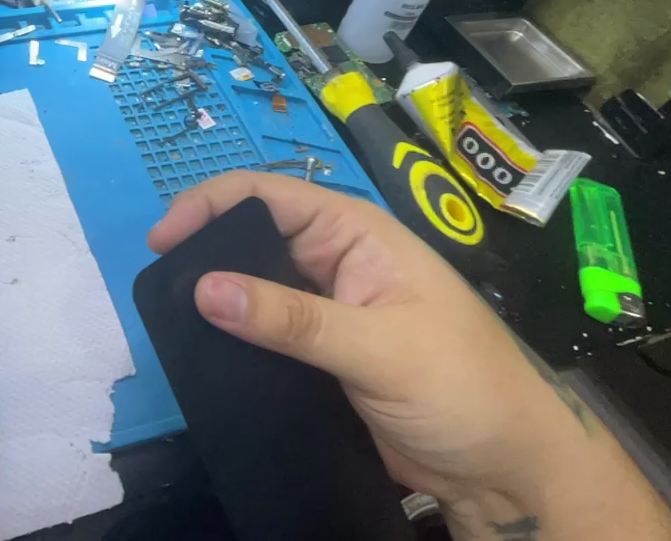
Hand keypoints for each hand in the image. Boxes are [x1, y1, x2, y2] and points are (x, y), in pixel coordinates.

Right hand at [148, 172, 670, 539]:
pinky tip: (203, 343)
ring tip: (170, 311)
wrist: (511, 477)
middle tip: (159, 279)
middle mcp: (332, 257)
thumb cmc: (465, 389)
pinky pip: (261, 326)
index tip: (163, 239)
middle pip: (250, 232)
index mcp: (352, 231)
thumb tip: (203, 288)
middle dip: (203, 244)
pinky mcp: (316, 348)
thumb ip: (292, 318)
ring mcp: (323, 304)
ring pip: (251, 281)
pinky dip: (230, 330)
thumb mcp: (380, 348)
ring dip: (214, 290)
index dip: (209, 204)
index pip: (266, 194)